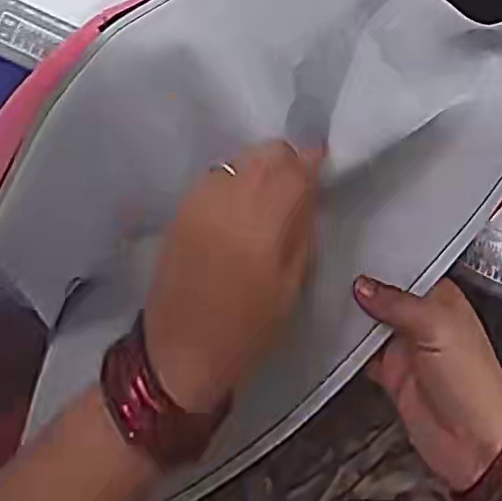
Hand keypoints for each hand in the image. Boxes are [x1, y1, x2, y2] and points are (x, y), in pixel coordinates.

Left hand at [144, 141, 322, 411]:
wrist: (180, 350)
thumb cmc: (247, 326)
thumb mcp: (292, 282)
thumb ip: (302, 227)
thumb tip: (309, 191)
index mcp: (267, 216)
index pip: (298, 165)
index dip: (313, 160)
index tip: (321, 166)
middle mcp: (235, 194)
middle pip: (270, 151)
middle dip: (288, 162)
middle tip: (294, 187)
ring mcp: (205, 195)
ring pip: (244, 157)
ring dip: (260, 168)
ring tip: (264, 198)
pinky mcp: (184, 203)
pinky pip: (219, 174)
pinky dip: (235, 180)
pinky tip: (237, 208)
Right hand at [354, 276, 501, 491]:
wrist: (477, 447)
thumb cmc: (477, 384)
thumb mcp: (436, 327)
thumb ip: (398, 304)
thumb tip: (366, 287)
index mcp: (440, 298)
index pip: (405, 271)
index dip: (382, 265)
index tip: (358, 260)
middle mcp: (423, 319)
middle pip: (385, 297)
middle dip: (365, 292)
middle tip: (339, 281)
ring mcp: (407, 347)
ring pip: (371, 324)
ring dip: (355, 319)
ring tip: (334, 306)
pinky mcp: (393, 374)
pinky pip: (363, 356)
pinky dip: (351, 350)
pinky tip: (341, 341)